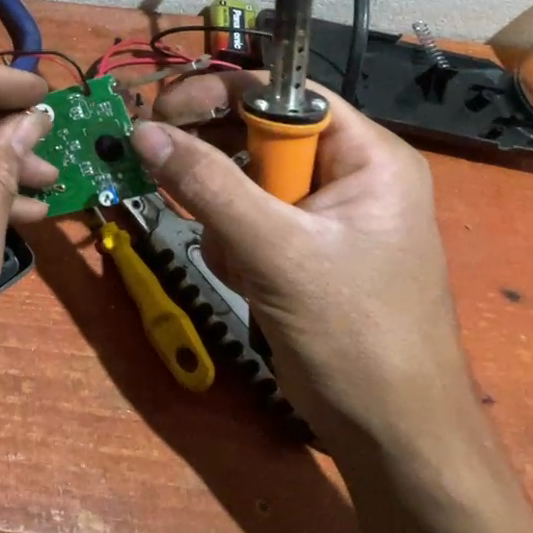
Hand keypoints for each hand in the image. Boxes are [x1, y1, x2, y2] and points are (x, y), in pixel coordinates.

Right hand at [135, 72, 532, 532]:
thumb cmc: (355, 335)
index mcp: (367, 157)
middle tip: (165, 175)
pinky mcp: (299, 248)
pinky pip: (243, 217)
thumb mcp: (277, 251)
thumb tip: (141, 131)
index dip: (220, 95)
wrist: (391, 438)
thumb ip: (207, 185)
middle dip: (214, 163)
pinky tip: (243, 276)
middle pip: (256, 133)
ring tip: (233, 256)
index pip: (284, 94)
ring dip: (219, 212)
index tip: (160, 115)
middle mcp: (346, 174)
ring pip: (241, 178)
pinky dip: (228, 240)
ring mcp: (321, 213)